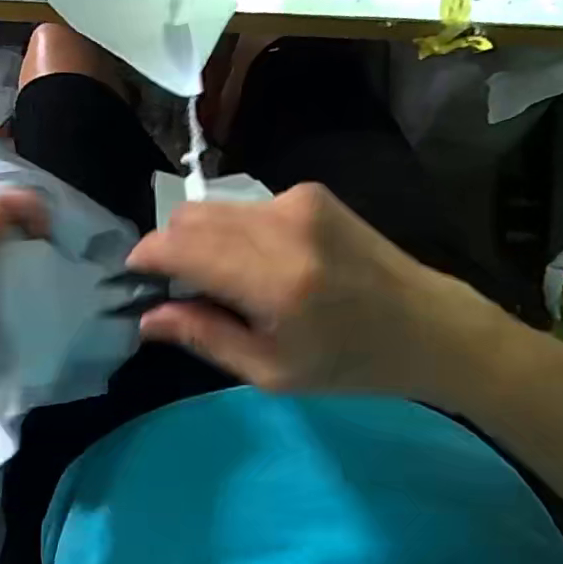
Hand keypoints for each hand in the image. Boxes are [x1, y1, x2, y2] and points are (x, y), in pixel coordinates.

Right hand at [125, 183, 510, 395]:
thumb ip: (204, 336)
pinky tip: (261, 260)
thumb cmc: (349, 362)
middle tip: (182, 287)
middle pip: (190, 216)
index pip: (180, 247)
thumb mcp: (271, 371)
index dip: (146, 257)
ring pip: (214, 207)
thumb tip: (147, 317)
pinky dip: (235, 230)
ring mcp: (297, 200)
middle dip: (171, 247)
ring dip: (201, 237)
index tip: (136, 277)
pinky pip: (246, 205)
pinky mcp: (309, 191)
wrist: (427, 324)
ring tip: (225, 276)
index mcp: (274, 280)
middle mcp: (282, 225)